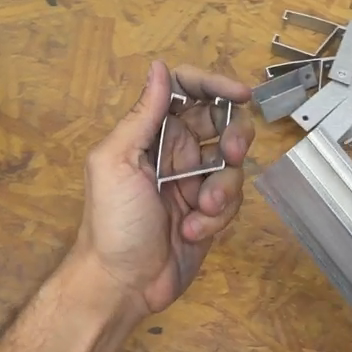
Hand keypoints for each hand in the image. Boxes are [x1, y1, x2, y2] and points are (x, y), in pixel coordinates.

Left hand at [73, 60, 254, 316]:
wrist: (121, 285)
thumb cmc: (111, 221)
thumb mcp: (117, 162)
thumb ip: (141, 115)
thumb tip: (158, 66)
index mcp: (150, 131)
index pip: (187, 91)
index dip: (215, 84)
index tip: (240, 94)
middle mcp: (176, 149)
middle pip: (221, 120)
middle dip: (234, 135)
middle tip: (233, 153)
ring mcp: (195, 180)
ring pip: (233, 163)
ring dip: (224, 186)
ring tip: (202, 209)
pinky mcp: (210, 211)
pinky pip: (233, 198)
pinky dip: (218, 215)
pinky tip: (192, 230)